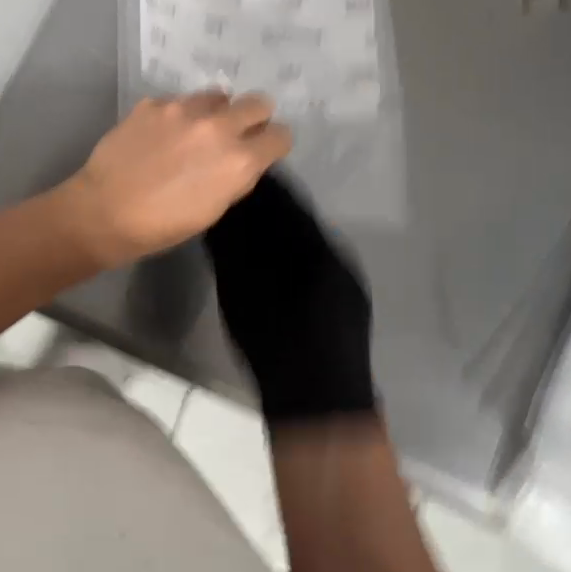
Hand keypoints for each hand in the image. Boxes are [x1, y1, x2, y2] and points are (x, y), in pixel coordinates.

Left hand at [53, 91, 292, 268]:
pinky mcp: (151, 104)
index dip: (272, 143)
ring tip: (193, 131)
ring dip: (213, 110)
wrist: (104, 210)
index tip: (262, 148)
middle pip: (257, 102)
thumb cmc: (162, 225)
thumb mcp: (213, 209)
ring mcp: (181, 110)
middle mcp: (216, 127)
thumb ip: (236, 176)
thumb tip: (244, 158)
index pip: (280, 135)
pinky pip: (177, 101)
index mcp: (239, 160)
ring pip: (216, 95)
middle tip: (235, 132)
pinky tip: (159, 134)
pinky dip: (176, 114)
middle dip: (253, 116)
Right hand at [205, 171, 376, 424]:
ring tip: (250, 221)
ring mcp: (345, 274)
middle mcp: (334, 251)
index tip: (233, 173)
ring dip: (281, 225)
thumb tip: (220, 212)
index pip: (280, 200)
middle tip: (237, 193)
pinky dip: (293, 248)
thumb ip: (231, 248)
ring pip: (307, 236)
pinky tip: (274, 256)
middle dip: (269, 203)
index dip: (257, 186)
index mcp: (310, 245)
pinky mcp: (350, 295)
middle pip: (296, 215)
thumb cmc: (271, 342)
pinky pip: (317, 257)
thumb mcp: (240, 291)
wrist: (318, 397)